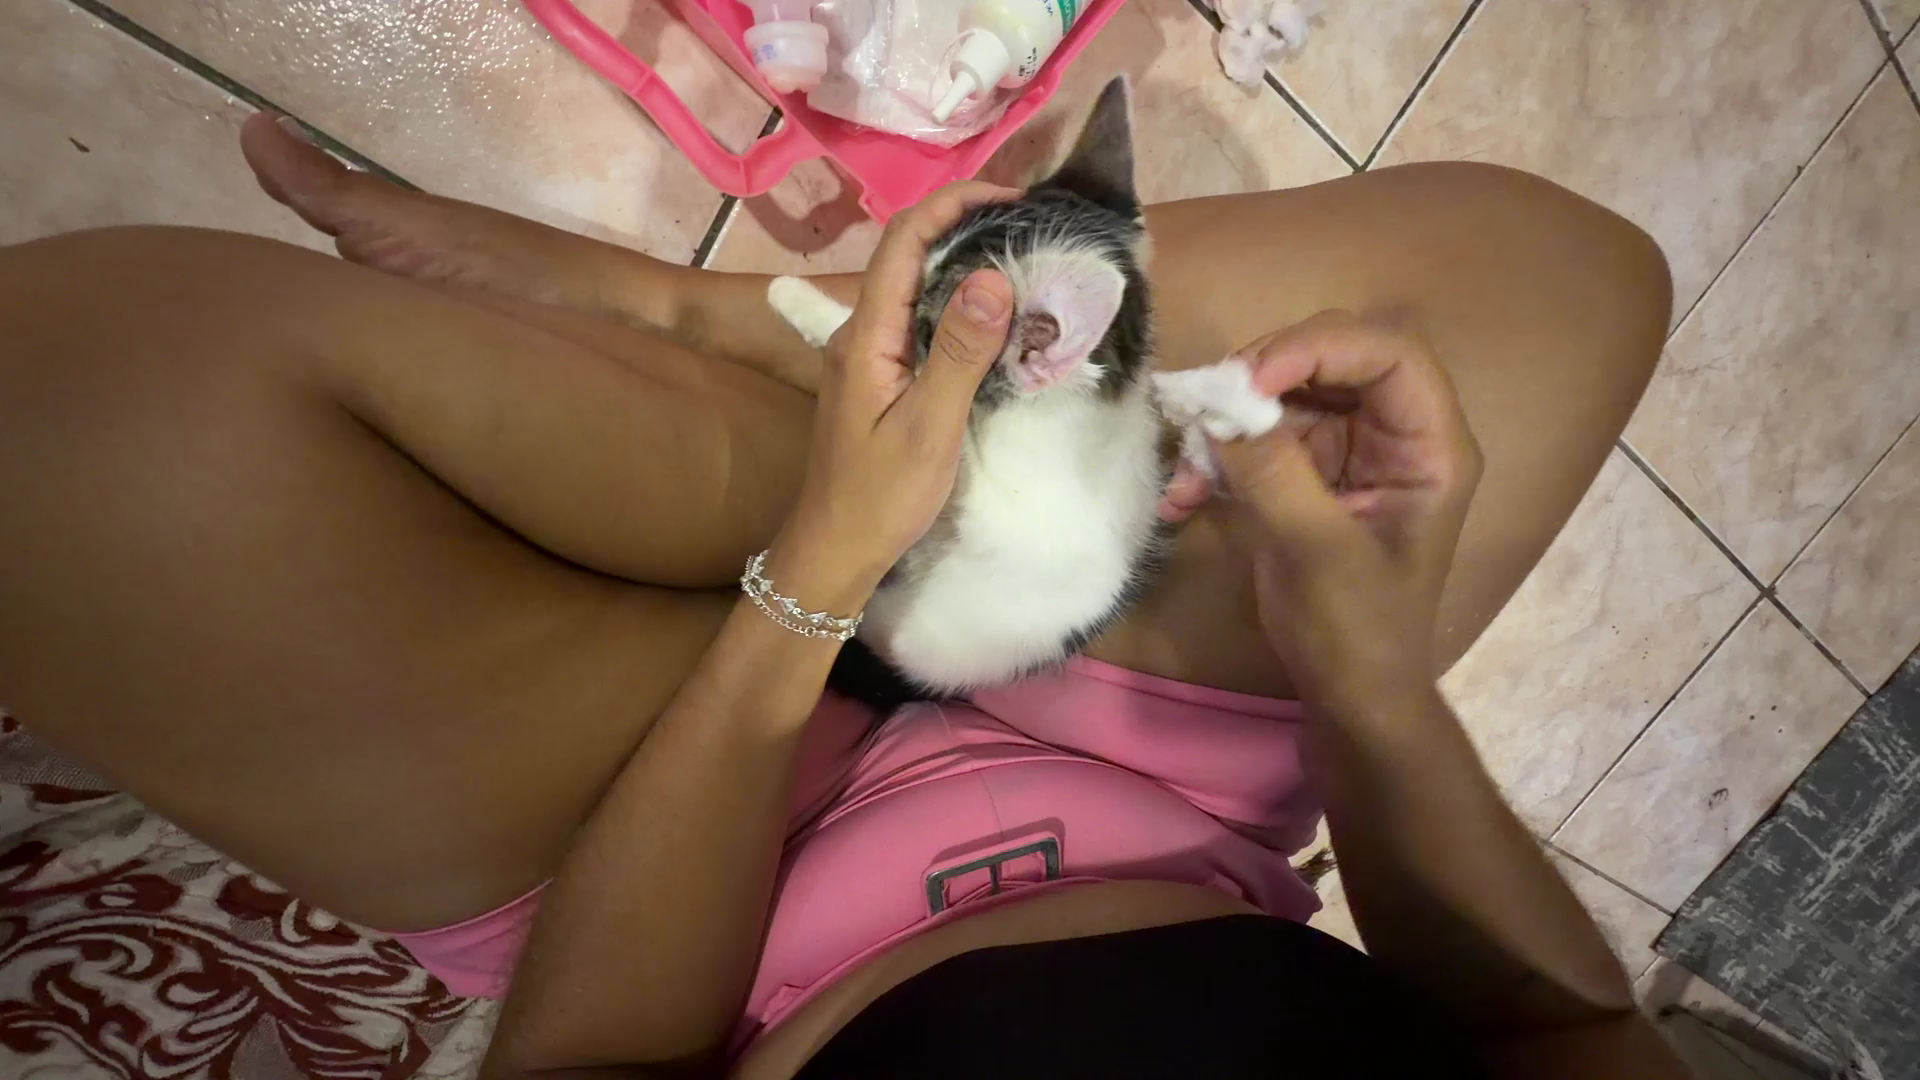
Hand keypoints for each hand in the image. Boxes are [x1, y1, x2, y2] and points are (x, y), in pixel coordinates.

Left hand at [769, 182, 1019, 609]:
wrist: (836, 548)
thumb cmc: (880, 495)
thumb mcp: (927, 427)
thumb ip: (959, 354)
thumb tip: (993, 278)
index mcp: (866, 335)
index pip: (902, 241)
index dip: (951, 205)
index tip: (1010, 200)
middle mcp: (861, 335)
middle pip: (907, 257)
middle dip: (963, 229)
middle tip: (1026, 232)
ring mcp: (869, 358)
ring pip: (914, 292)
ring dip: (962, 269)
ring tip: (1019, 266)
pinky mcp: (880, 381)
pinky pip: (918, 327)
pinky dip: (956, 311)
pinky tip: (990, 324)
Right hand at [1213, 311, 1481, 706]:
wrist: (1347, 689)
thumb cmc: (1356, 630)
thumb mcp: (1318, 551)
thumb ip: (1275, 475)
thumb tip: (1219, 412)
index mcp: (1427, 446)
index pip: (1386, 355)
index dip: (1316, 349)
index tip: (1246, 382)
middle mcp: (1388, 435)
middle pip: (1327, 363)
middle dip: (1258, 379)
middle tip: (1203, 409)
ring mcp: (1341, 454)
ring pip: (1279, 400)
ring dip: (1224, 428)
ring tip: (1184, 472)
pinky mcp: (1300, 477)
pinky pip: (1252, 444)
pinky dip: (1213, 463)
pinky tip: (1181, 498)